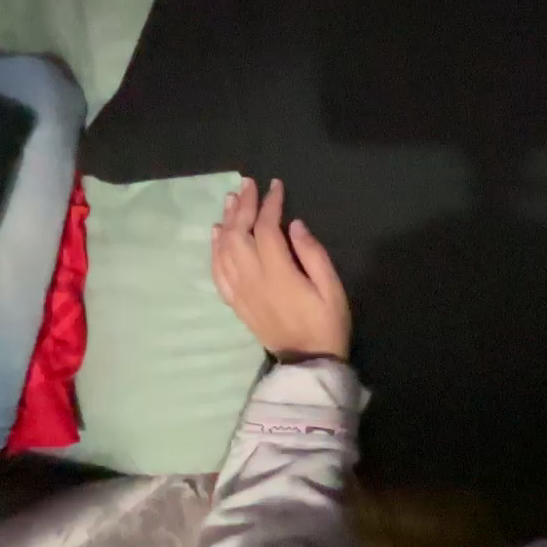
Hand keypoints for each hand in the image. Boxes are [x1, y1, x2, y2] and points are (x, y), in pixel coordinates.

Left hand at [211, 177, 351, 361]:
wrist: (308, 363)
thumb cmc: (327, 323)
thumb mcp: (332, 288)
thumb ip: (313, 254)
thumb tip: (294, 225)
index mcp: (278, 274)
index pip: (265, 229)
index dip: (269, 204)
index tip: (275, 186)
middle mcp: (252, 279)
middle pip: (238, 234)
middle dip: (243, 206)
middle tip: (248, 184)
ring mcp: (240, 292)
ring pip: (223, 250)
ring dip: (226, 222)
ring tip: (232, 200)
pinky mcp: (236, 302)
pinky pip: (217, 272)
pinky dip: (215, 249)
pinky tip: (217, 234)